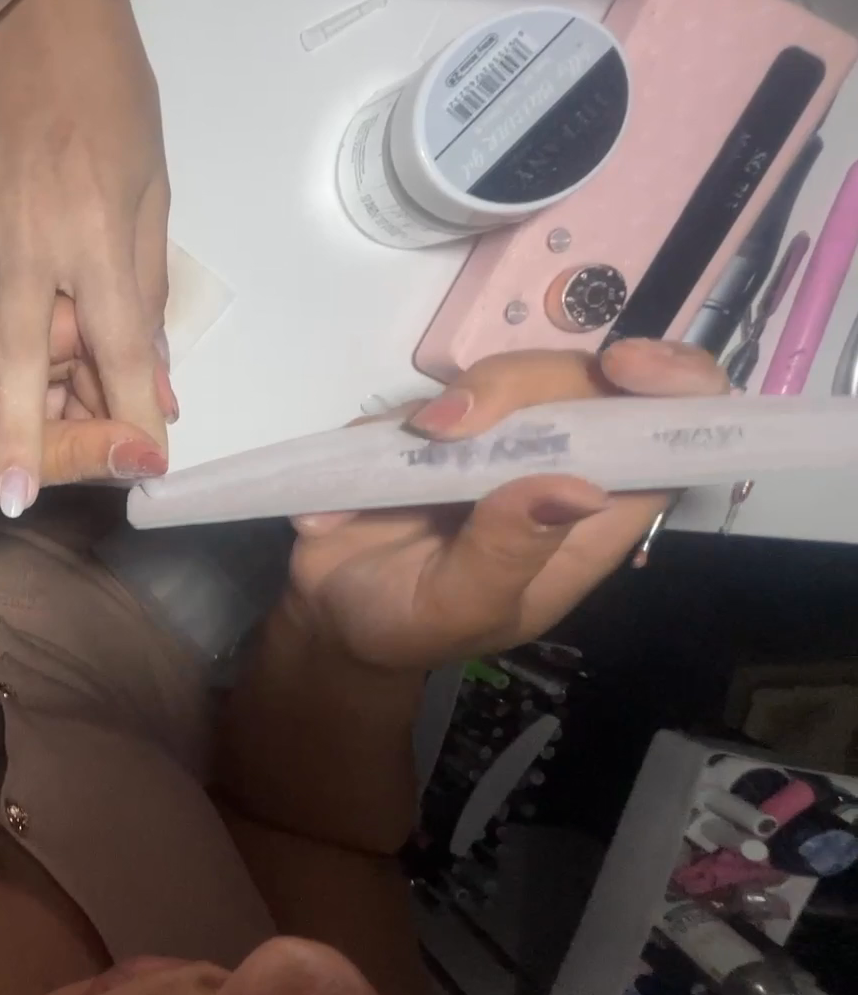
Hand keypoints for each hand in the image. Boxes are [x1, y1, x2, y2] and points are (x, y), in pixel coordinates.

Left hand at [0, 300, 164, 547]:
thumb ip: (76, 454)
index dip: (123, 373)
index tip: (161, 417)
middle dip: (112, 400)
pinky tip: (99, 453)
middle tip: (152, 445)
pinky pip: (39, 400)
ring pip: (59, 379)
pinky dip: (66, 427)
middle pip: (73, 352)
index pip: (75, 329)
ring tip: (132, 455)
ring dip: (92, 417)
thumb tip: (150, 454)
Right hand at [285, 340, 728, 671]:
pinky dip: (368, 439)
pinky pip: (398, 411)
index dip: (667, 387)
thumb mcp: (462, 607)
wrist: (326, 620)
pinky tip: (338, 500)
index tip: (622, 367)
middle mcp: (536, 471)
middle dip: (512, 385)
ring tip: (383, 467)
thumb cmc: (409, 627)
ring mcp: (467, 453)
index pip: (658, 437)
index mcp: (580, 519)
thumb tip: (574, 489)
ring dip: (432, 410)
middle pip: (567, 388)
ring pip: (483, 385)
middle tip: (445, 426)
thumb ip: (509, 553)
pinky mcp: (404, 445)